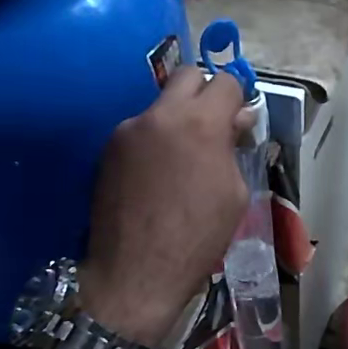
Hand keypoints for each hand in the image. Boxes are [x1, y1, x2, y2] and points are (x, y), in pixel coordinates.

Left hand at [78, 66, 255, 348]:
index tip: (239, 118)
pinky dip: (153, 142)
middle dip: (204, 92)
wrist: (136, 273)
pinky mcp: (108, 150)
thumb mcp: (234, 194)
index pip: (225, 80)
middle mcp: (159, 116)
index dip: (237, 96)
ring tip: (180, 162)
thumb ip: (232, 147)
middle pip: (186, 76)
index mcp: (200, 124)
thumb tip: (234, 119)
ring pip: (160, 106)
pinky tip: (155, 176)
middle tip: (212, 126)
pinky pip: (139, 132)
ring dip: (175, 121)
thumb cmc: (197, 238)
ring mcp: (127, 131)